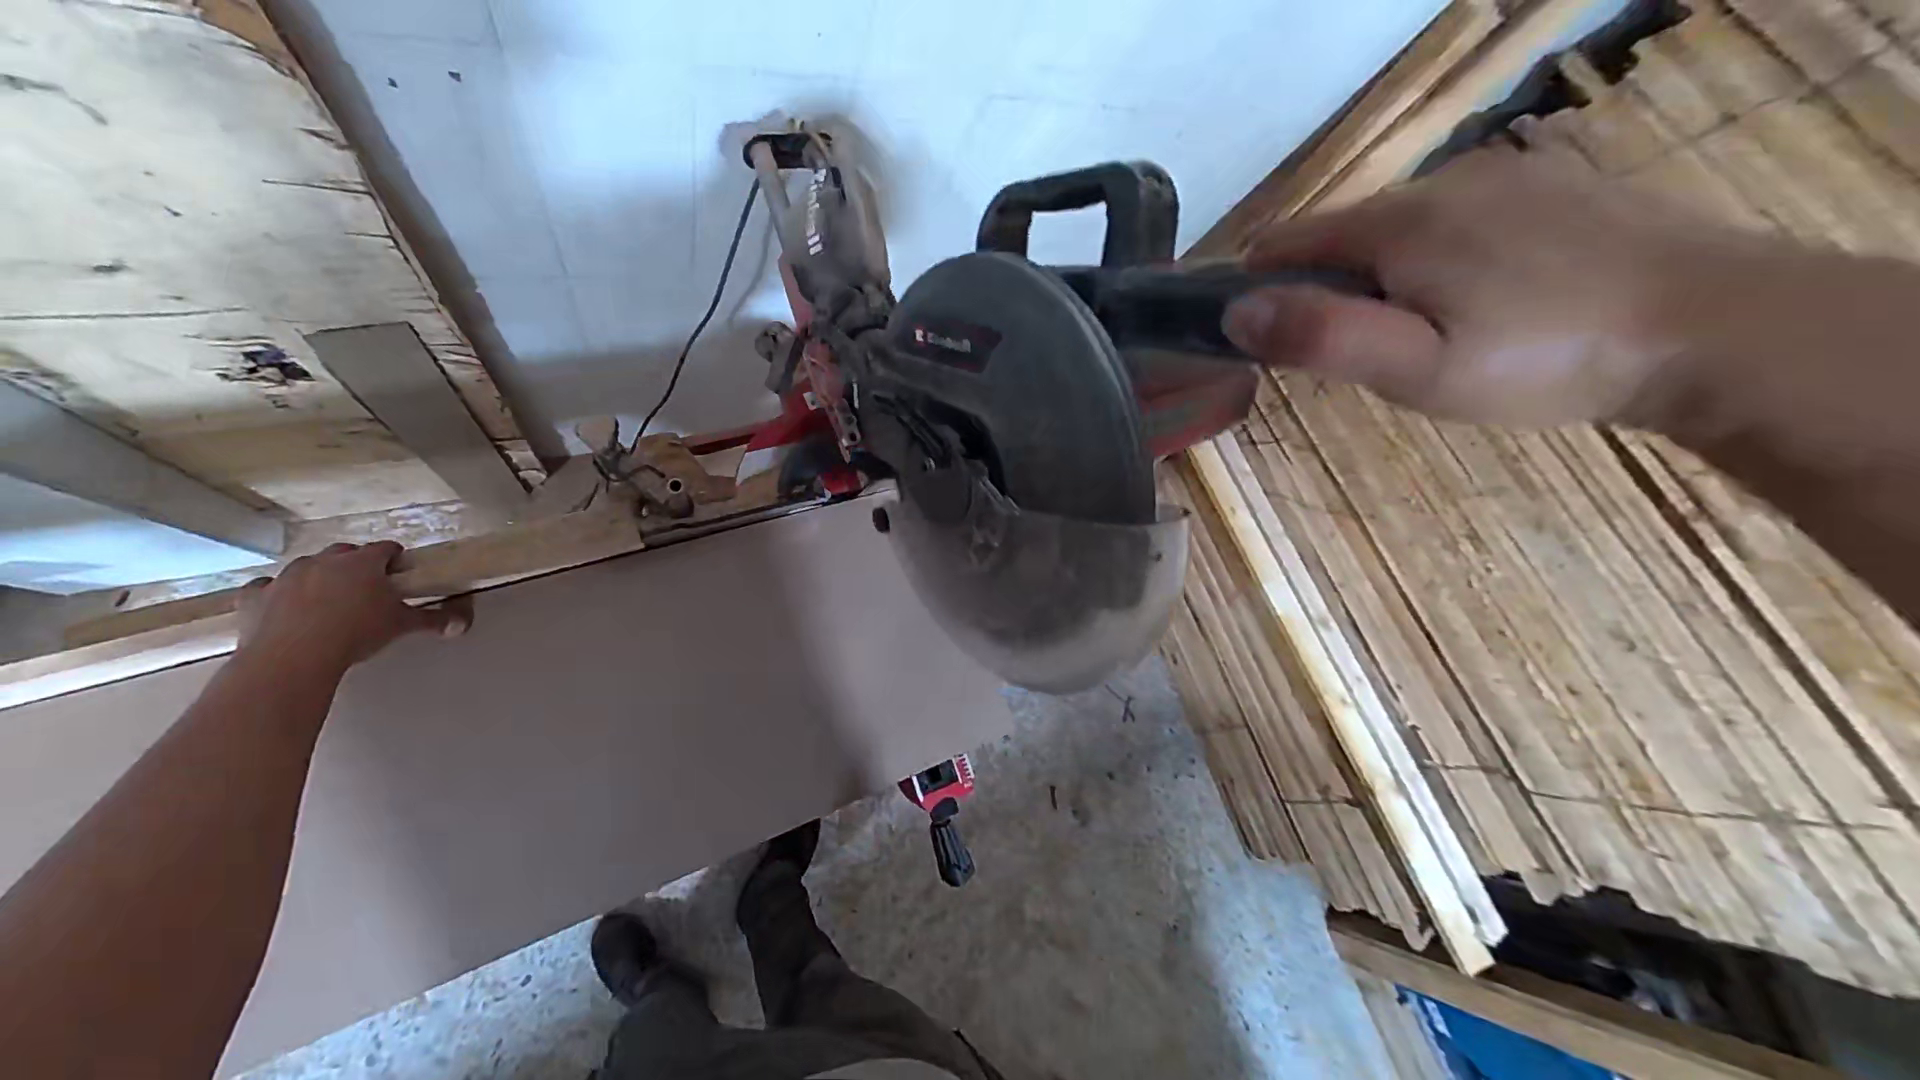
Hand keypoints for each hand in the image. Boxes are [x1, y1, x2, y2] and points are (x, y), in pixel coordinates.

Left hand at [235, 541, 468, 674]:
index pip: (386, 548)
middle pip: (344, 552)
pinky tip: (284, 607)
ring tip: (328, 600)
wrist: (294, 657)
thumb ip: (434, 620)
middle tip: (367, 588)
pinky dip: (276, 593)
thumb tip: (462, 623)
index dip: (395, 559)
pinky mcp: (255, 595)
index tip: (399, 573)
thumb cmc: (357, 634)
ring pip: (307, 566)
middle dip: (356, 564)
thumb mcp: (403, 626)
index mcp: (362, 563)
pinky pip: (266, 587)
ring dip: (319, 576)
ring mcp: (286, 576)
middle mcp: (323, 561)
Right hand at [1219, 148, 1769, 427]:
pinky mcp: (1551, 189)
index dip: (1256, 287)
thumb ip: (1322, 336)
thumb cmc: (1541, 359)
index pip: (1285, 242)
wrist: (1715, 328)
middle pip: (1341, 236)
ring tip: (1418, 336)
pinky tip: (1478, 303)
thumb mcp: (1414, 367)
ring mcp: (1503, 178)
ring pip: (1399, 229)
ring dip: (1380, 276)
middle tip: (1354, 357)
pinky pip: (1455, 221)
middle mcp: (1442, 182)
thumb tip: (1236, 313)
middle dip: (1323, 289)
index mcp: (1397, 224)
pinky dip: (1435, 259)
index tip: (1261, 338)